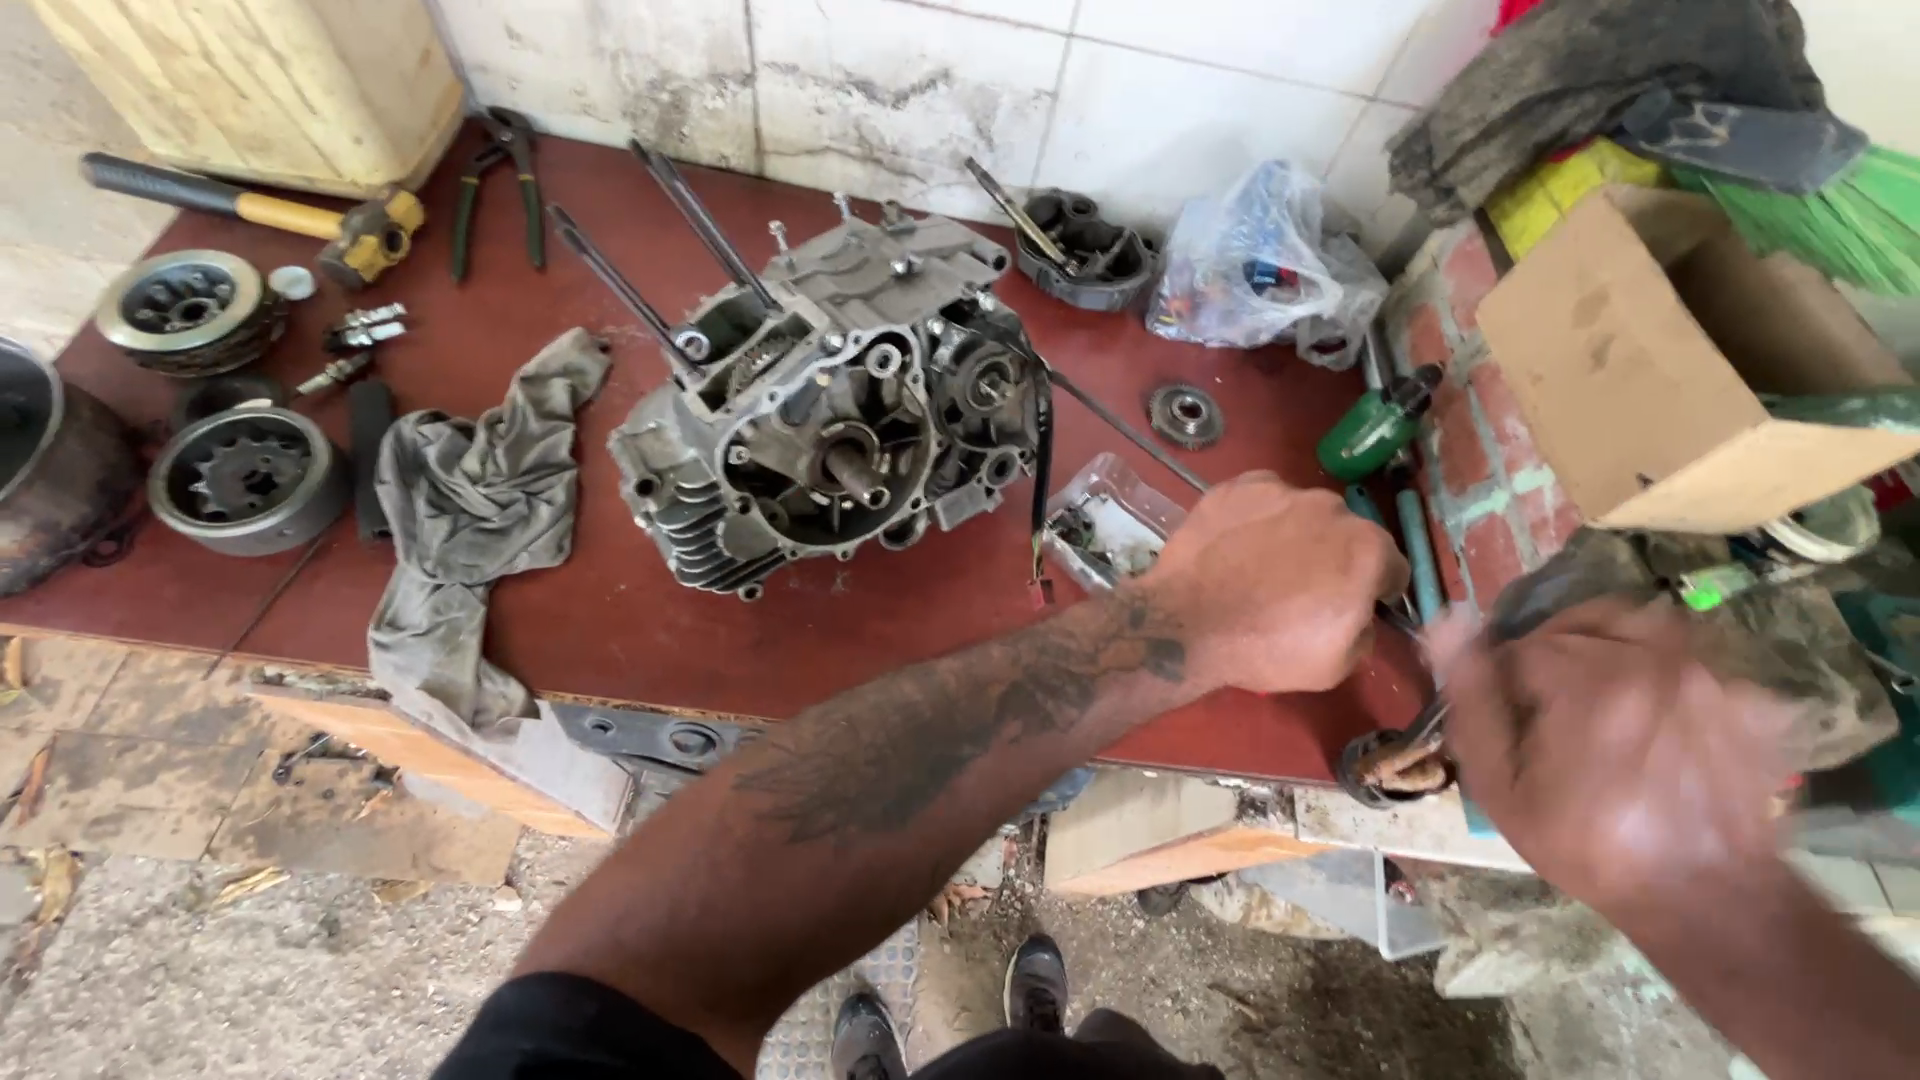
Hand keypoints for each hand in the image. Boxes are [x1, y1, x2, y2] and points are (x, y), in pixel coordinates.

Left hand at [1136, 471, 1407, 693]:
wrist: (1185, 623)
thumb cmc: (1266, 648)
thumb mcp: (1337, 663)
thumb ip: (1364, 629)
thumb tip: (1357, 613)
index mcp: (1366, 548)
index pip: (1389, 567)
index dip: (1373, 591)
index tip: (1347, 607)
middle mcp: (1329, 507)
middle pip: (1343, 533)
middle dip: (1330, 556)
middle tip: (1297, 587)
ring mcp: (1277, 491)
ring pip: (1299, 512)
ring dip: (1291, 533)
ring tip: (1258, 565)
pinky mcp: (1232, 488)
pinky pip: (1257, 500)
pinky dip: (1252, 517)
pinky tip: (1234, 544)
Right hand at [1430, 599, 1797, 921]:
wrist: (1707, 902)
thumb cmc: (1584, 843)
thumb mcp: (1497, 781)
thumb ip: (1470, 695)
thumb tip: (1446, 621)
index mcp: (1587, 680)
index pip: (1520, 646)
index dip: (1501, 680)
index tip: (1507, 723)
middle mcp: (1654, 663)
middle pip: (1577, 624)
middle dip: (1549, 655)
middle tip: (1543, 705)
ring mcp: (1713, 679)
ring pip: (1639, 624)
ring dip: (1603, 645)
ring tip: (1593, 692)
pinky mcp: (1752, 701)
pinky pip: (1692, 658)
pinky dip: (1661, 671)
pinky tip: (1651, 716)